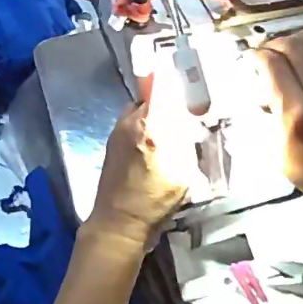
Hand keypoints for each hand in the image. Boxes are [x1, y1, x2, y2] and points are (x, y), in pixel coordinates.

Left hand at [85, 59, 194, 249]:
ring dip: (157, 114)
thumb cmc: (152, 201)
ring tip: (175, 126)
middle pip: (151, 98)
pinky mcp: (112, 146)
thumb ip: (185, 140)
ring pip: (142, 111)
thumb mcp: (181, 171)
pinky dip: (147, 127)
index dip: (176, 80)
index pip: (162, 88)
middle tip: (187, 108)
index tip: (190, 77)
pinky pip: (134, 125)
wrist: (117, 226)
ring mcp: (117, 133)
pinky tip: (159, 143)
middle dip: (168, 99)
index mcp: (147, 126)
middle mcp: (128, 123)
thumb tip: (188, 118)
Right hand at [256, 23, 302, 210]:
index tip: (251, 58)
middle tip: (269, 51)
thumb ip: (259, 119)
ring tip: (292, 45)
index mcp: (296, 114)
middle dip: (276, 43)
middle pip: (295, 47)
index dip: (257, 55)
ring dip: (301, 36)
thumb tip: (250, 88)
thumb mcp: (274, 152)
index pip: (273, 65)